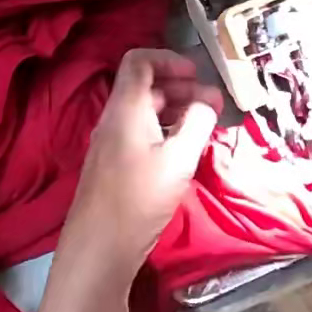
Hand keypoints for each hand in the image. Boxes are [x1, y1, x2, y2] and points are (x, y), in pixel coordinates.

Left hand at [56, 49, 221, 287]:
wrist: (98, 251)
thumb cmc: (139, 199)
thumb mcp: (179, 159)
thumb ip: (198, 123)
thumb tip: (207, 102)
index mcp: (126, 109)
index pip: (139, 61)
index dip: (169, 59)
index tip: (197, 75)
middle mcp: (114, 120)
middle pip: (147, 87)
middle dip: (183, 88)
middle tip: (214, 103)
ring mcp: (112, 144)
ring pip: (146, 112)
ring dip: (178, 110)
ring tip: (207, 126)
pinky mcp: (115, 166)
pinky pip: (142, 133)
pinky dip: (167, 131)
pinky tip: (186, 150)